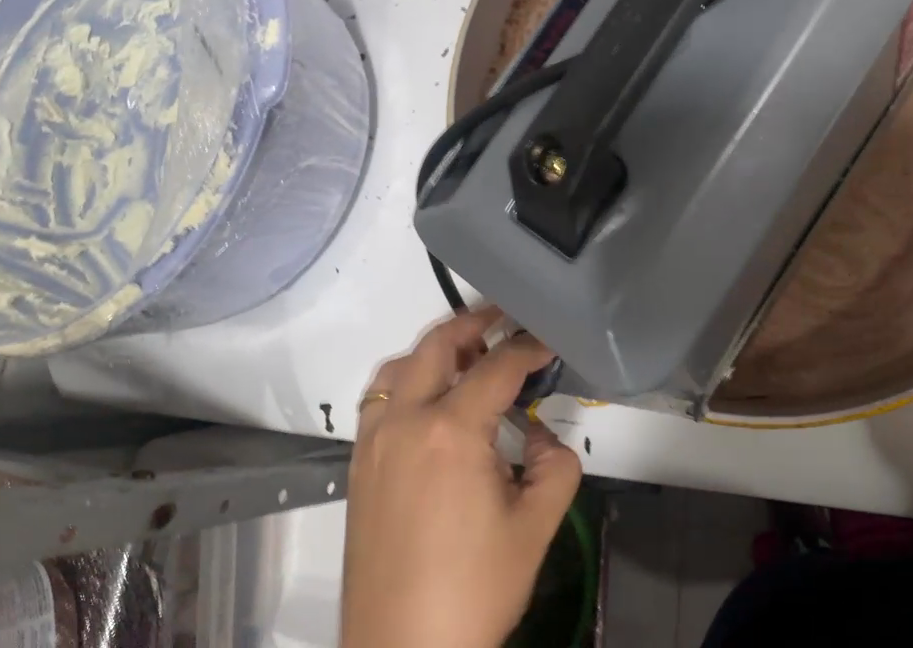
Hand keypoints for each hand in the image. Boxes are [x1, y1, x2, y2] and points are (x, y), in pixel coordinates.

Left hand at [341, 307, 582, 647]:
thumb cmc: (475, 589)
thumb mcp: (535, 526)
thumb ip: (554, 465)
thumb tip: (538, 438)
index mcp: (450, 430)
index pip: (497, 366)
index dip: (529, 347)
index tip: (550, 340)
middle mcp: (404, 421)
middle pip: (437, 346)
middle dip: (475, 325)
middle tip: (507, 322)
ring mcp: (373, 443)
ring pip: (398, 367)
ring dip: (434, 350)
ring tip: (468, 358)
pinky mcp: (358, 467)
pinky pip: (380, 400)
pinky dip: (406, 381)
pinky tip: (431, 404)